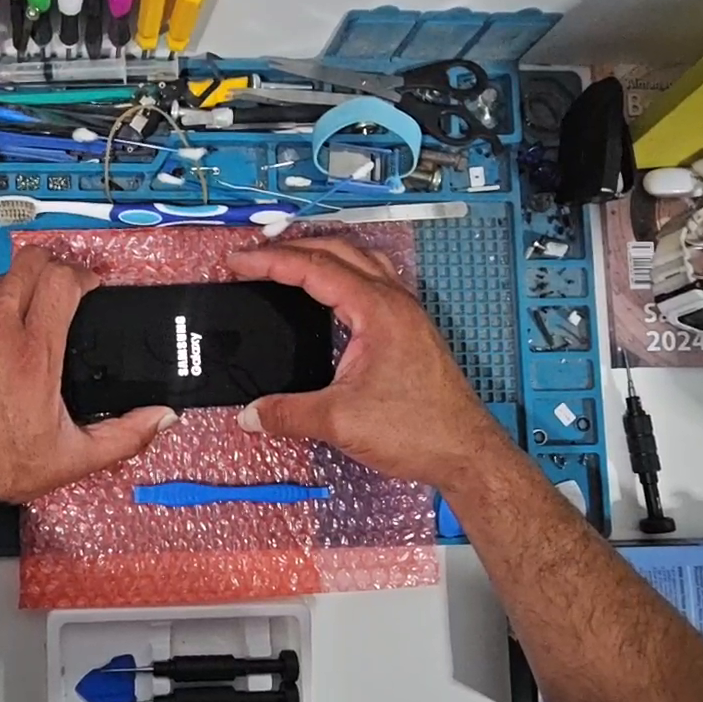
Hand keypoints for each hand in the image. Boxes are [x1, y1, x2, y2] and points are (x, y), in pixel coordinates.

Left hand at [0, 247, 177, 503]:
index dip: (81, 274)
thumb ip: (124, 435)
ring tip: (25, 319)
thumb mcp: (72, 457)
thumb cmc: (0, 466)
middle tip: (60, 286)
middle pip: (27, 263)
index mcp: (34, 354)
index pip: (61, 280)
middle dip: (51, 266)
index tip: (88, 286)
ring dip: (16, 291)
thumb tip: (162, 416)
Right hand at [227, 238, 498, 483]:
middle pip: (337, 251)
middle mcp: (394, 302)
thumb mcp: (338, 421)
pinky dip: (342, 274)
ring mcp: (405, 314)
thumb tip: (250, 414)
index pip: (314, 269)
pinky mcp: (408, 331)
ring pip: (359, 261)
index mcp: (377, 310)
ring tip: (287, 262)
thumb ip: (287, 414)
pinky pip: (372, 282)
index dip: (269, 261)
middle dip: (290, 248)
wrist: (465, 453)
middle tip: (253, 258)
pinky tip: (329, 293)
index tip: (237, 263)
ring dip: (320, 254)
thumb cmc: (419, 431)